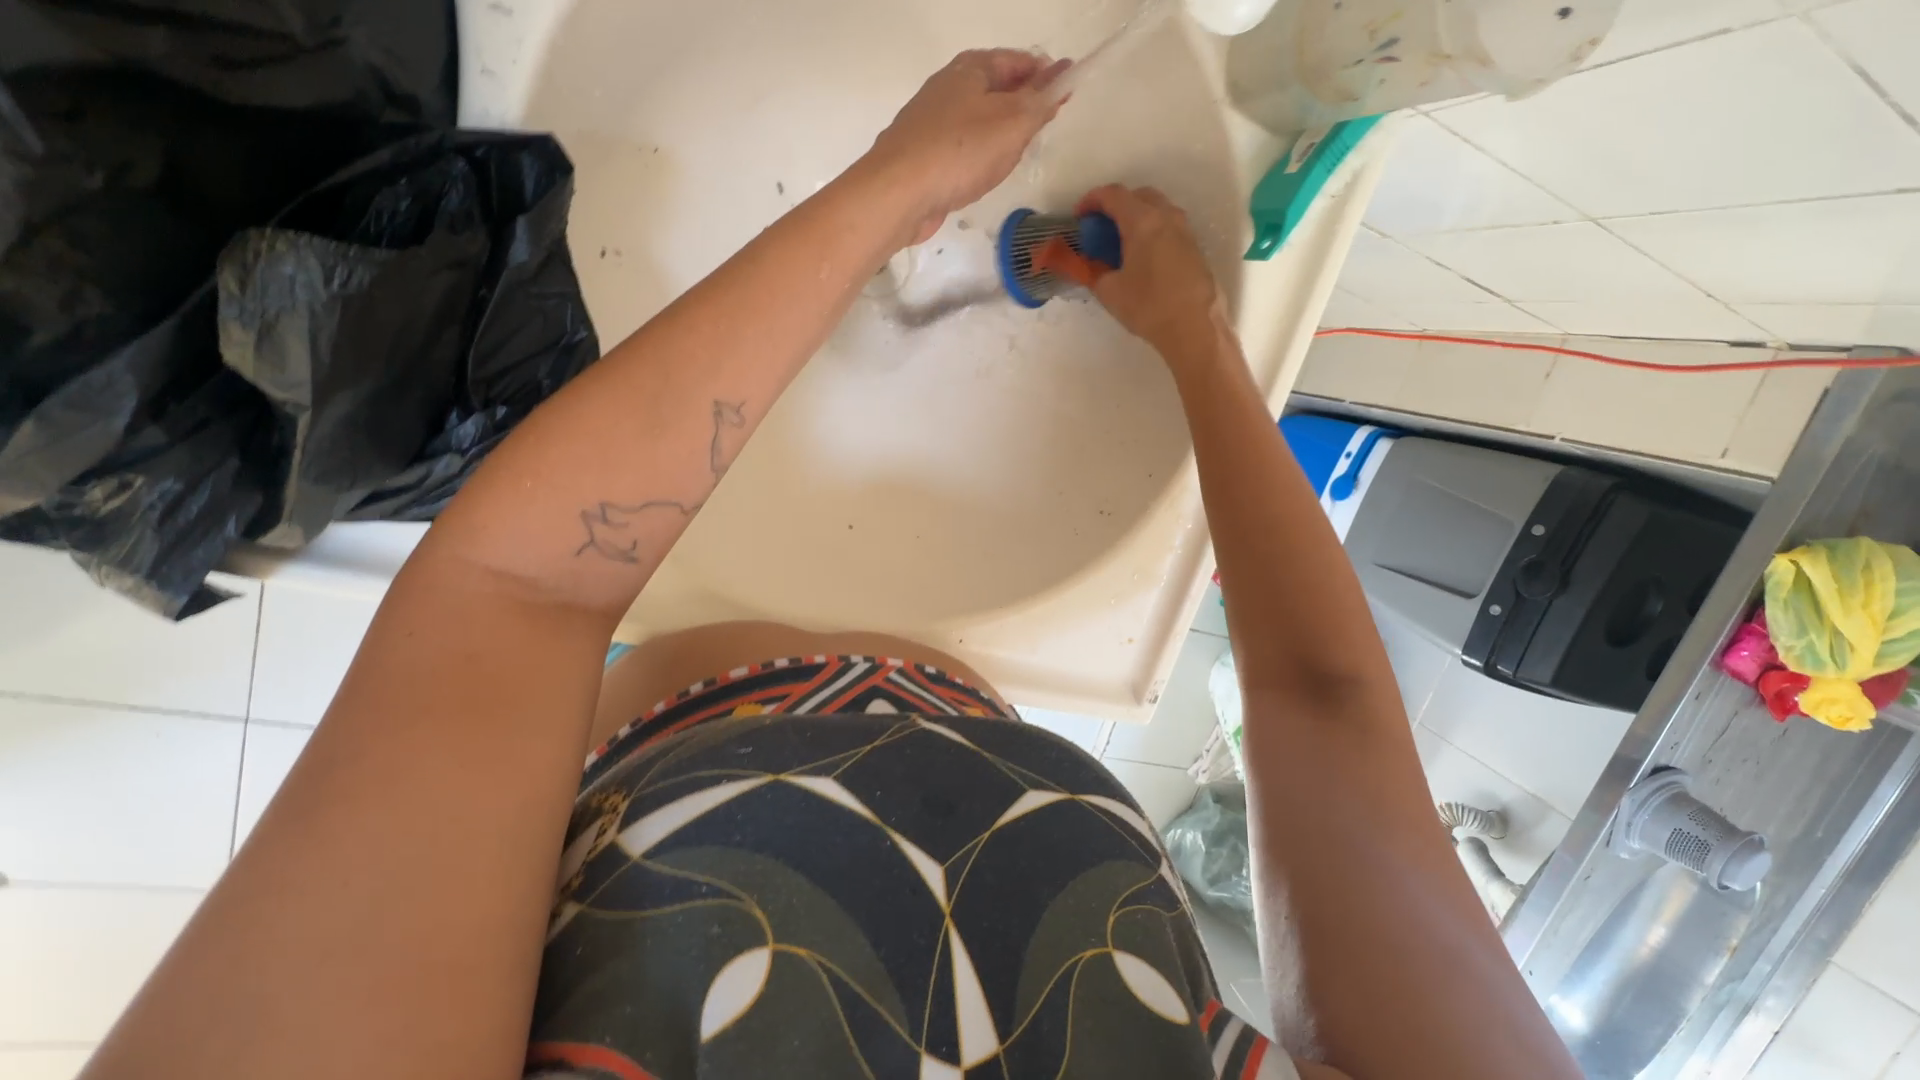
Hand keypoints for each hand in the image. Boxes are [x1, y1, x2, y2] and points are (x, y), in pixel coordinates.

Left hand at [869, 50, 1072, 244]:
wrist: (898, 193)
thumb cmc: (961, 152)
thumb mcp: (1013, 123)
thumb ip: (1040, 101)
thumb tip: (1061, 77)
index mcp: (971, 69)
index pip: (1018, 61)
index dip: (1045, 76)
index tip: (1064, 98)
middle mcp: (948, 88)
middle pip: (996, 91)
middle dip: (1022, 106)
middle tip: (1041, 130)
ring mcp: (931, 123)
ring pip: (977, 122)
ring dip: (999, 135)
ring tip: (1014, 157)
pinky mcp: (922, 156)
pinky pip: (960, 150)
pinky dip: (977, 157)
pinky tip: (982, 176)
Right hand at [1077, 185, 1228, 357]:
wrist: (1195, 328)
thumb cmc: (1149, 307)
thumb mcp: (1109, 291)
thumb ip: (1092, 271)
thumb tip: (1086, 264)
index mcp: (1142, 221)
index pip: (1113, 195)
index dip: (1092, 200)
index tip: (1079, 216)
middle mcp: (1166, 217)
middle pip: (1139, 196)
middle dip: (1116, 205)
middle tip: (1101, 227)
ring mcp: (1185, 231)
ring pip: (1157, 209)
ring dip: (1137, 216)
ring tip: (1121, 242)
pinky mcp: (1195, 247)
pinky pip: (1169, 226)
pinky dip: (1152, 230)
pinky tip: (1143, 256)